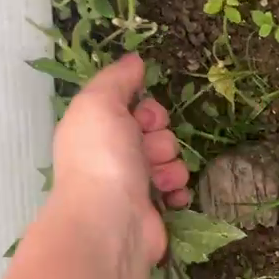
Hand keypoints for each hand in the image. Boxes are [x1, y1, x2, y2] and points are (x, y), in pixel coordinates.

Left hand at [48, 54, 189, 266]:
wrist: (111, 219)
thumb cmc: (101, 157)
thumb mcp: (100, 103)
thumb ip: (118, 78)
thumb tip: (135, 59)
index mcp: (99, 128)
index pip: (138, 109)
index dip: (148, 111)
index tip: (141, 120)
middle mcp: (115, 153)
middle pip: (159, 134)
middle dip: (161, 141)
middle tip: (146, 153)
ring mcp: (135, 183)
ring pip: (173, 162)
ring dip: (171, 167)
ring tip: (157, 180)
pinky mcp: (154, 208)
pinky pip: (179, 190)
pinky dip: (178, 192)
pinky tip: (169, 197)